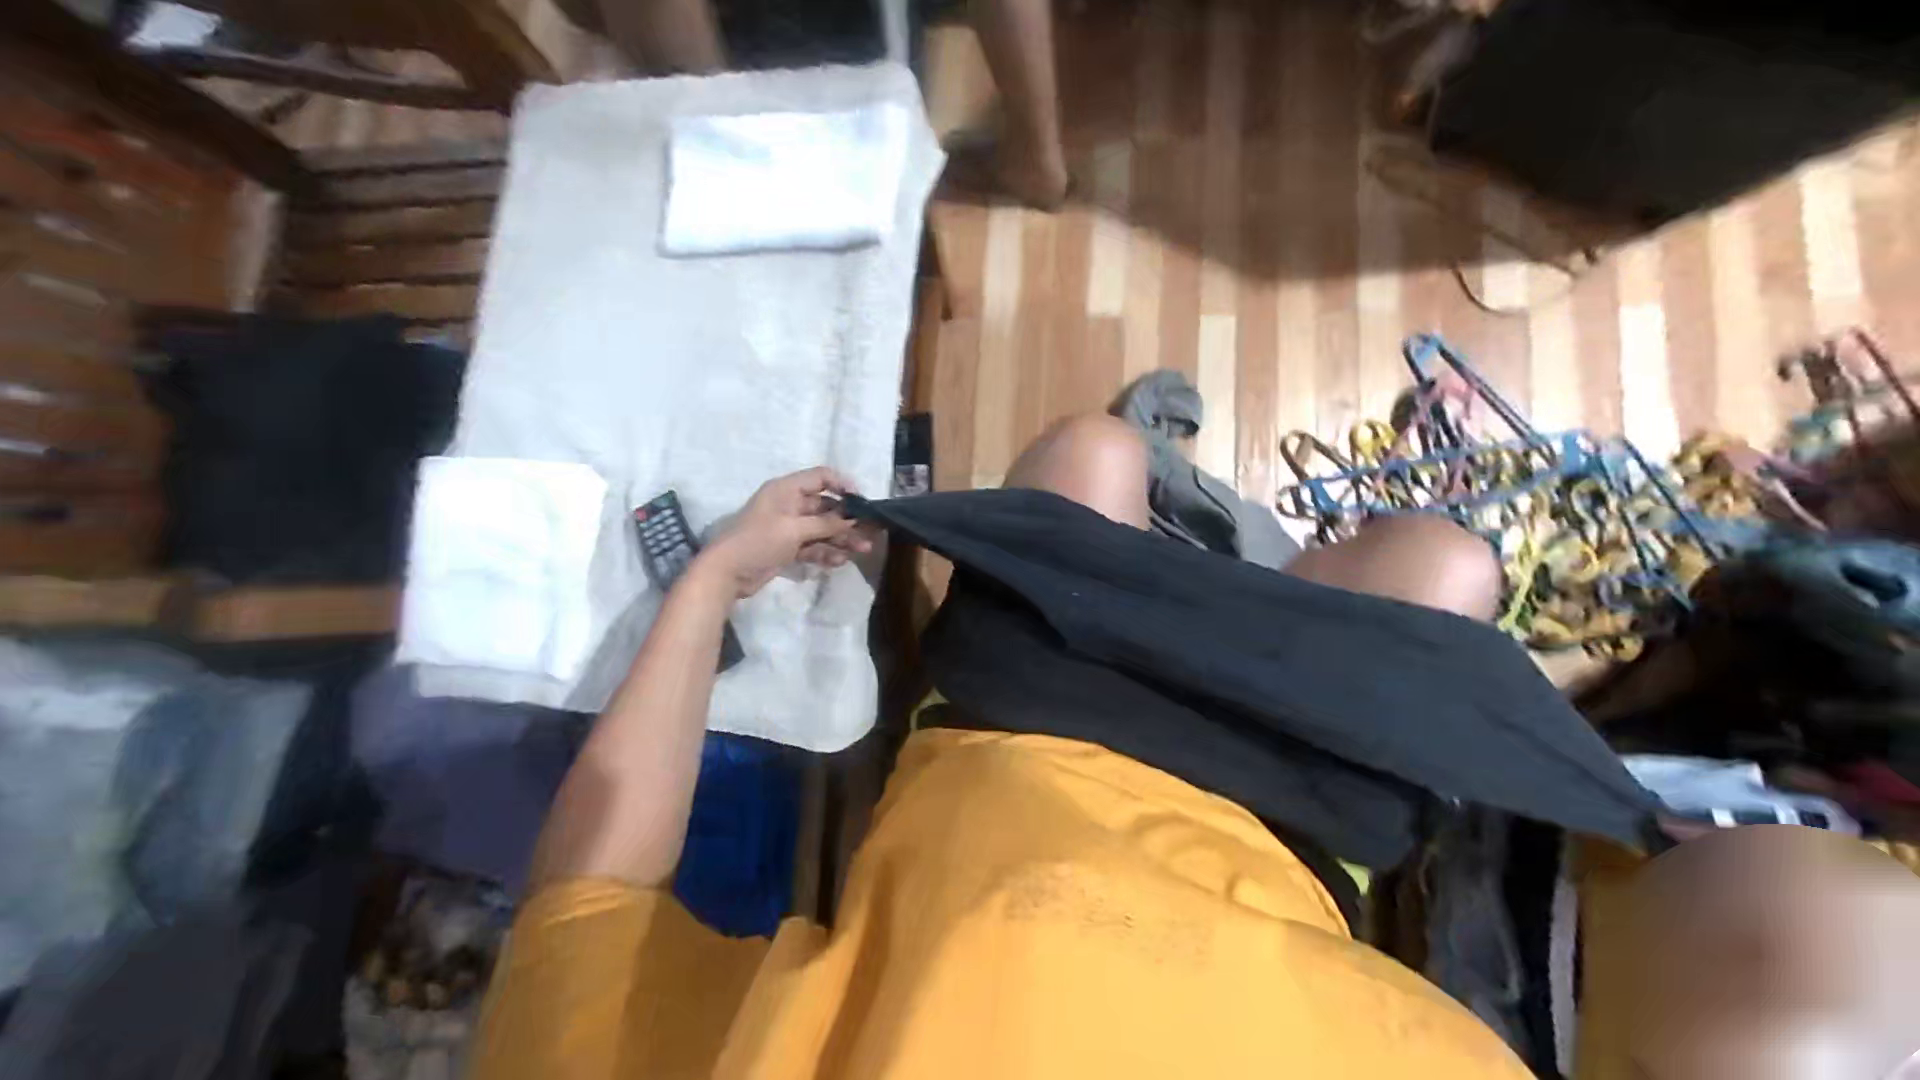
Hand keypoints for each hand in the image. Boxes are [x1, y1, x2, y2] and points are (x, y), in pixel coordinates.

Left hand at [695, 467, 875, 598]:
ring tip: (863, 549)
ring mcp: (789, 527)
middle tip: (870, 532)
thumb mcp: (794, 529)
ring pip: (823, 529)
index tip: (863, 501)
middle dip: (848, 520)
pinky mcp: (788, 547)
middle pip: (826, 506)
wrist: (726, 573)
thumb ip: (826, 524)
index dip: (844, 485)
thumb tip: (853, 520)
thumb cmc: (758, 541)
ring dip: (842, 538)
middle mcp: (790, 505)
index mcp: (787, 490)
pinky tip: (841, 561)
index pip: (821, 477)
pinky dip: (827, 552)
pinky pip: (814, 546)